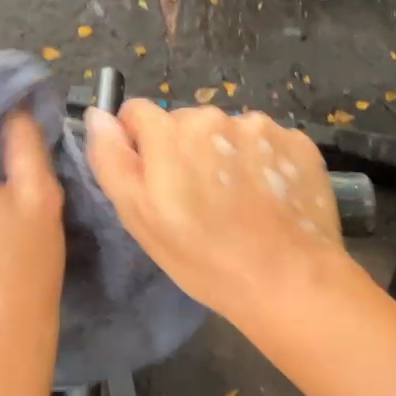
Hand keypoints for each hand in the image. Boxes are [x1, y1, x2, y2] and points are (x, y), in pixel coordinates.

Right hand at [85, 100, 346, 326]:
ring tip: (236, 202)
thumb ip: (111, 158)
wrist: (291, 282)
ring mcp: (261, 127)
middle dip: (184, 150)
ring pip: (226, 132)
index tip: (154, 180)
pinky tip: (267, 198)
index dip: (139, 144)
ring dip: (223, 155)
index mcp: (170, 130)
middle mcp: (214, 116)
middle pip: (184, 122)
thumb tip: (98, 115)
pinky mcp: (297, 142)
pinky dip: (261, 163)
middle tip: (197, 200)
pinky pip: (265, 143)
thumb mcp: (138, 216)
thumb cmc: (203, 255)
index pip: (138, 112)